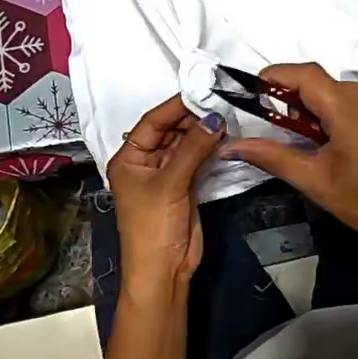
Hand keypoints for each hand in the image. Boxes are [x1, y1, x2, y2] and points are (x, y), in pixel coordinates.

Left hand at [107, 95, 225, 288]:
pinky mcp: (185, 186)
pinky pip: (197, 160)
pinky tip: (226, 136)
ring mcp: (166, 174)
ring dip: (204, 133)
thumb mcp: (170, 184)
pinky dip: (210, 150)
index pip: (152, 122)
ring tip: (229, 114)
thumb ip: (192, 148)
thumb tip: (214, 117)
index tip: (202, 89)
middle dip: (194, 118)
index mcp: (128, 158)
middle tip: (222, 101)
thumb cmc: (153, 226)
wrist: (164, 269)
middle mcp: (145, 162)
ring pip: (186, 144)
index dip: (176, 106)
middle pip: (170, 131)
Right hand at [223, 63, 357, 246]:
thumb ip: (269, 155)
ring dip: (310, 104)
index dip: (277, 77)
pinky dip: (328, 106)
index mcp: (352, 111)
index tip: (253, 91)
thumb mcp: (310, 179)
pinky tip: (325, 132)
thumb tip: (229, 146)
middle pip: (317, 81)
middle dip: (291, 98)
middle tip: (276, 125)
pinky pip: (346, 92)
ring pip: (330, 86)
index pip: (307, 76)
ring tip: (305, 135)